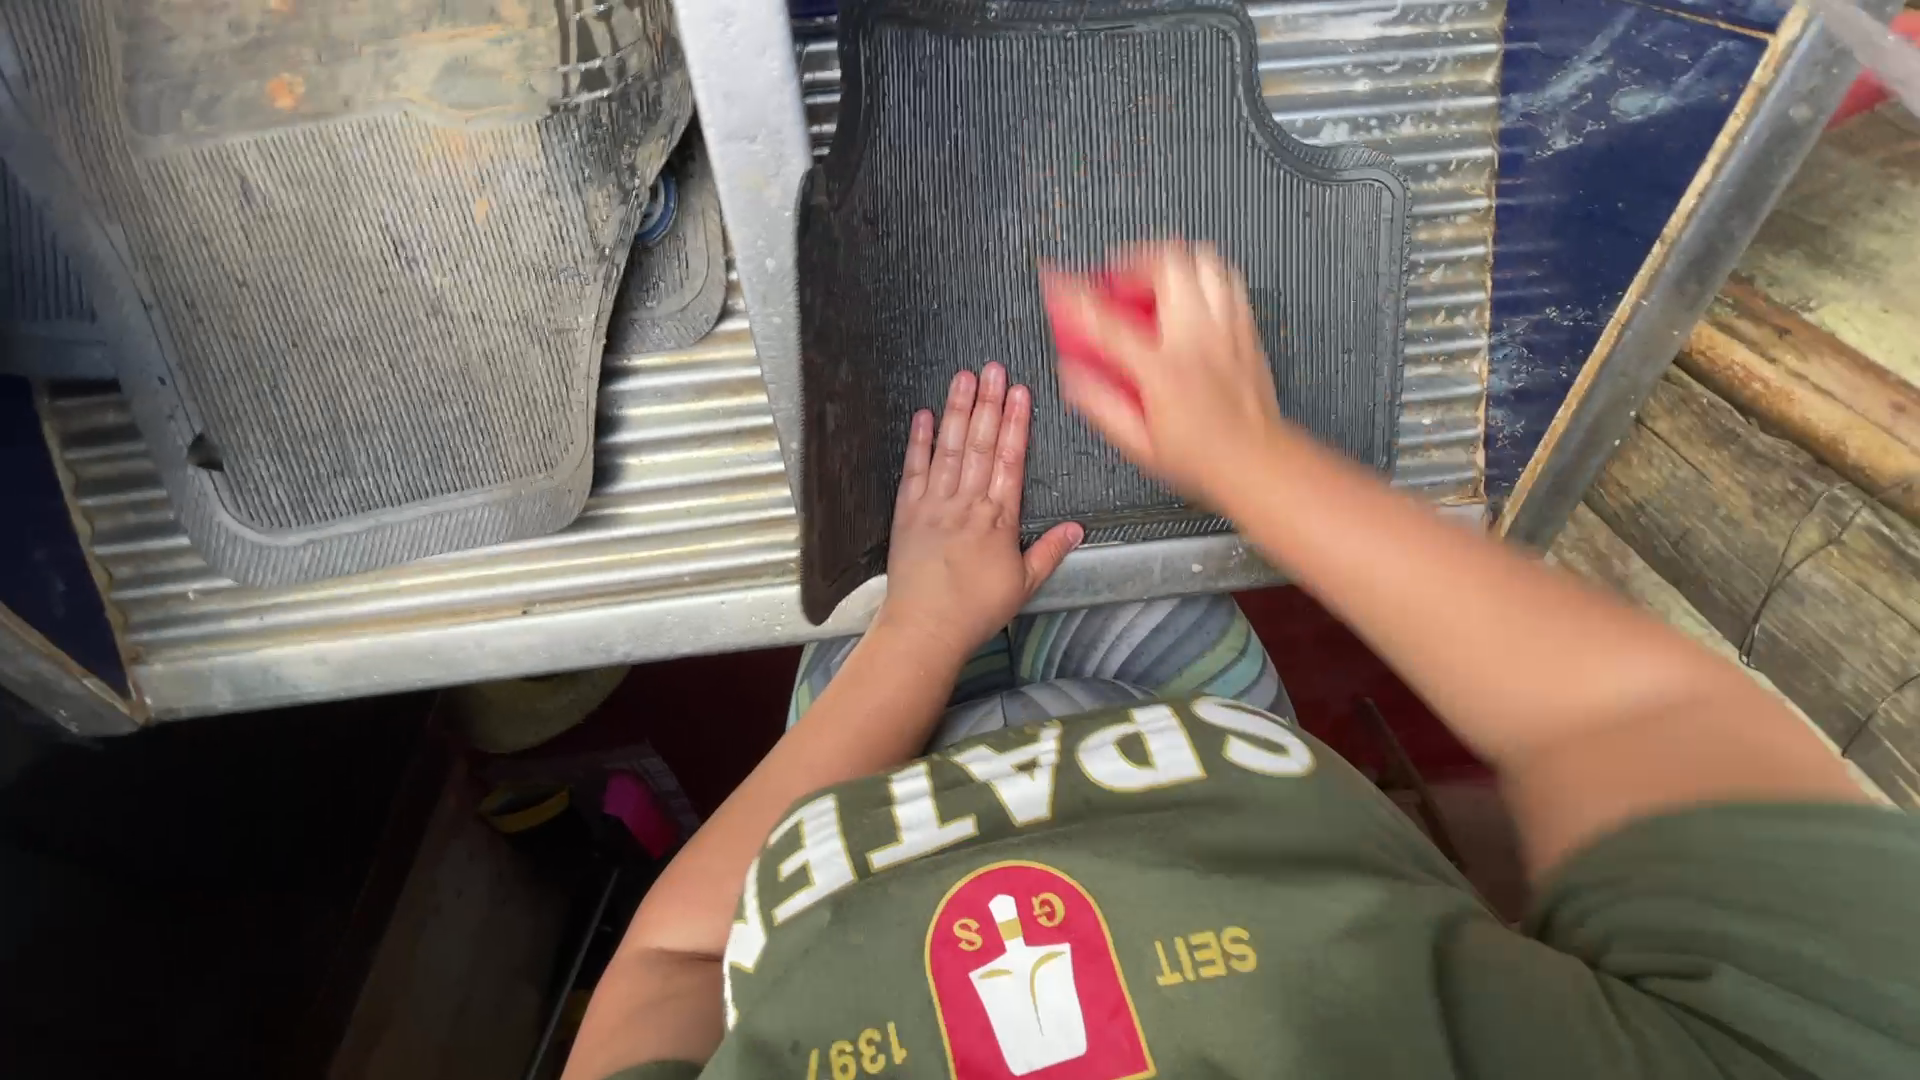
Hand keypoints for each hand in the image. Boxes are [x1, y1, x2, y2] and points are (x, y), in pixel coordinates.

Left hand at [876, 362, 1083, 661]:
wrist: (926, 627)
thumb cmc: (976, 610)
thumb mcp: (1024, 584)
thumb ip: (1049, 552)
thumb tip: (1078, 528)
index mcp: (999, 519)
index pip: (1010, 461)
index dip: (1016, 423)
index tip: (1020, 392)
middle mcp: (967, 503)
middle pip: (980, 445)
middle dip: (988, 403)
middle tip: (993, 367)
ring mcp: (934, 504)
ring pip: (949, 449)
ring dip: (957, 411)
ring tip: (963, 377)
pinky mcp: (907, 513)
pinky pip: (913, 470)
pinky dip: (918, 442)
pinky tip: (924, 415)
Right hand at [1041, 242, 1286, 507]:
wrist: (1258, 461)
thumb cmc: (1204, 458)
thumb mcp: (1137, 441)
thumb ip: (1100, 402)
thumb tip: (1073, 374)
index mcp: (1164, 369)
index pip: (1107, 321)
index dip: (1074, 294)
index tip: (1057, 279)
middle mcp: (1198, 339)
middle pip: (1165, 264)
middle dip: (1131, 261)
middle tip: (1114, 278)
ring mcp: (1226, 329)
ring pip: (1201, 261)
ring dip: (1169, 263)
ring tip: (1151, 281)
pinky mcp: (1246, 330)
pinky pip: (1226, 280)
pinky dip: (1201, 278)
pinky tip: (1188, 296)